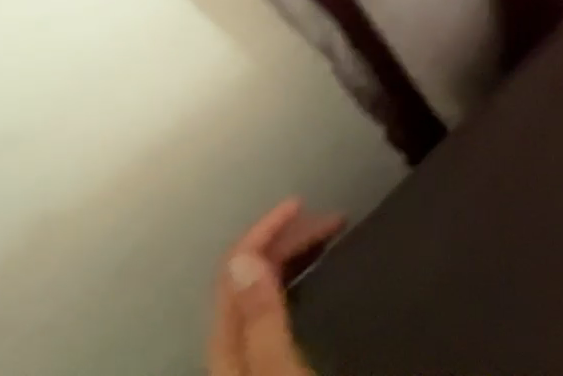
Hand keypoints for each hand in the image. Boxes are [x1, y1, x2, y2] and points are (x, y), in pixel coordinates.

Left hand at [207, 197, 344, 375]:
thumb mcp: (280, 369)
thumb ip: (262, 320)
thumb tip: (245, 259)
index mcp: (228, 339)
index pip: (236, 265)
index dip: (266, 227)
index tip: (302, 203)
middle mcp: (232, 340)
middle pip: (251, 271)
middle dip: (289, 236)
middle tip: (333, 220)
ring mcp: (249, 350)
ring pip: (264, 284)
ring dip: (293, 252)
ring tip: (329, 237)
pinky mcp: (268, 360)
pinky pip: (276, 301)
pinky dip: (295, 275)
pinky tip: (314, 275)